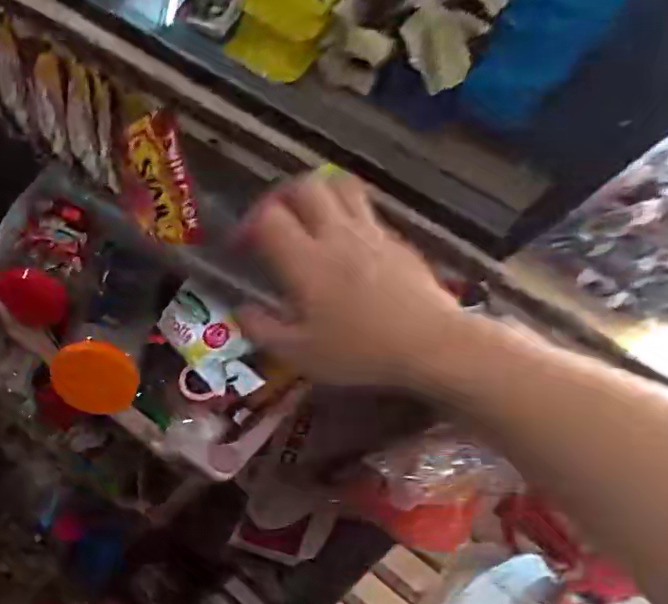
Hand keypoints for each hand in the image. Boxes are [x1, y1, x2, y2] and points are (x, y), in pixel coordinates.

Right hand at [236, 172, 468, 390]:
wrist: (428, 342)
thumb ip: (261, 328)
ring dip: (312, 195)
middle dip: (277, 198)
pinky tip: (336, 242)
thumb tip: (242, 310)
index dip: (246, 226)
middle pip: (304, 188)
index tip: (239, 248)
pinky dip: (340, 212)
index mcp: (306, 263)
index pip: (269, 219)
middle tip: (267, 223)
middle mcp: (336, 236)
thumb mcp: (296, 353)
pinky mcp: (393, 239)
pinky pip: (361, 208)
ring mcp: (369, 233)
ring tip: (301, 219)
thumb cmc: (356, 351)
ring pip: (337, 186)